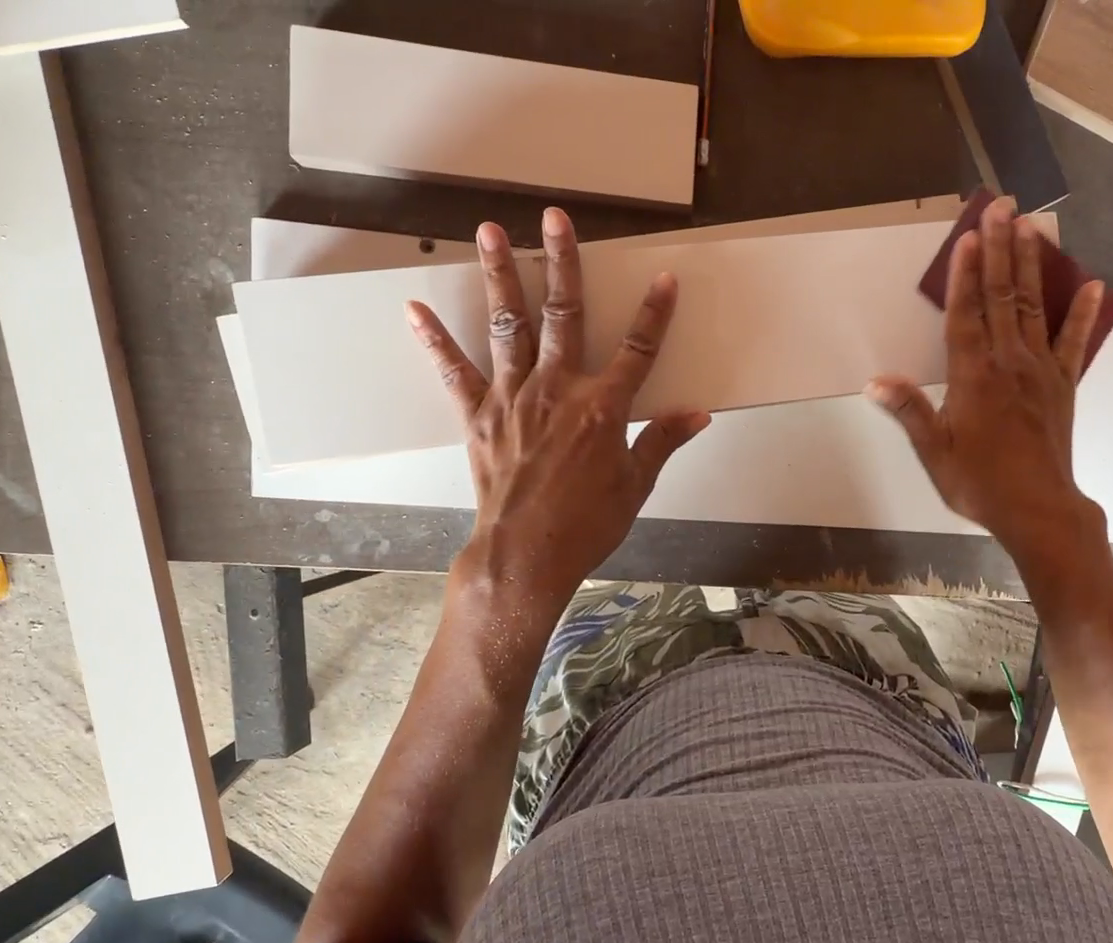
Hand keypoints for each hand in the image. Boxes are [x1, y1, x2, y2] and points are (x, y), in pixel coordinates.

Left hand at [407, 207, 708, 595]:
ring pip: (507, 325)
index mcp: (603, 408)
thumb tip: (698, 415)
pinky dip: (434, 341)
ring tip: (489, 232)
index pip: (639, 349)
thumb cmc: (587, 525)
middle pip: (563, 315)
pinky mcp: (478, 417)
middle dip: (562, 263)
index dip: (655, 313)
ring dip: (499, 276)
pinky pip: (454, 372)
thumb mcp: (636, 485)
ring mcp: (513, 399)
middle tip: (554, 218)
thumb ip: (662, 442)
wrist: (527, 554)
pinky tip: (414, 309)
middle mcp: (557, 390)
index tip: (665, 279)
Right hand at [866, 197, 1108, 567]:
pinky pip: (1073, 342)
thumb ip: (909, 412)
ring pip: (1033, 308)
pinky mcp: (1063, 385)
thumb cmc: (979, 483)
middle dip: (1000, 250)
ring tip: (1032, 227)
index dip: (966, 274)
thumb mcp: (934, 452)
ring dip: (1031, 266)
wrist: (1037, 509)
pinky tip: (1092, 284)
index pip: (966, 314)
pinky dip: (1083, 313)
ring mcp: (1040, 371)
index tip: (968, 235)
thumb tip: (875, 382)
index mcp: (973, 376)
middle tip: (1001, 207)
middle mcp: (1008, 363)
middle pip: (1002, 297)